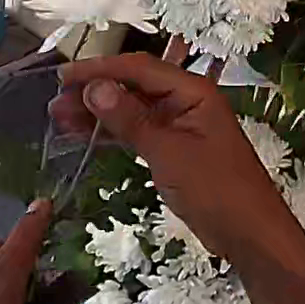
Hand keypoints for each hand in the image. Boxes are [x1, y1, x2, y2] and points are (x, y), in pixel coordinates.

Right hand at [50, 54, 301, 266]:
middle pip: (132, 86)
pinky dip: (111, 133)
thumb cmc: (216, 189)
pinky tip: (84, 135)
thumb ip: (130, 119)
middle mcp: (184, 100)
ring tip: (59, 118)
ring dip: (98, 113)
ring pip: (131, 110)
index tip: (64, 76)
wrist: (250, 235)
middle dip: (94, 92)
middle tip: (55, 103)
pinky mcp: (172, 148)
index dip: (100, 69)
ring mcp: (178, 125)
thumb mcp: (169, 152)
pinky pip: (136, 131)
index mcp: (192, 90)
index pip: (139, 68)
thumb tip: (94, 87)